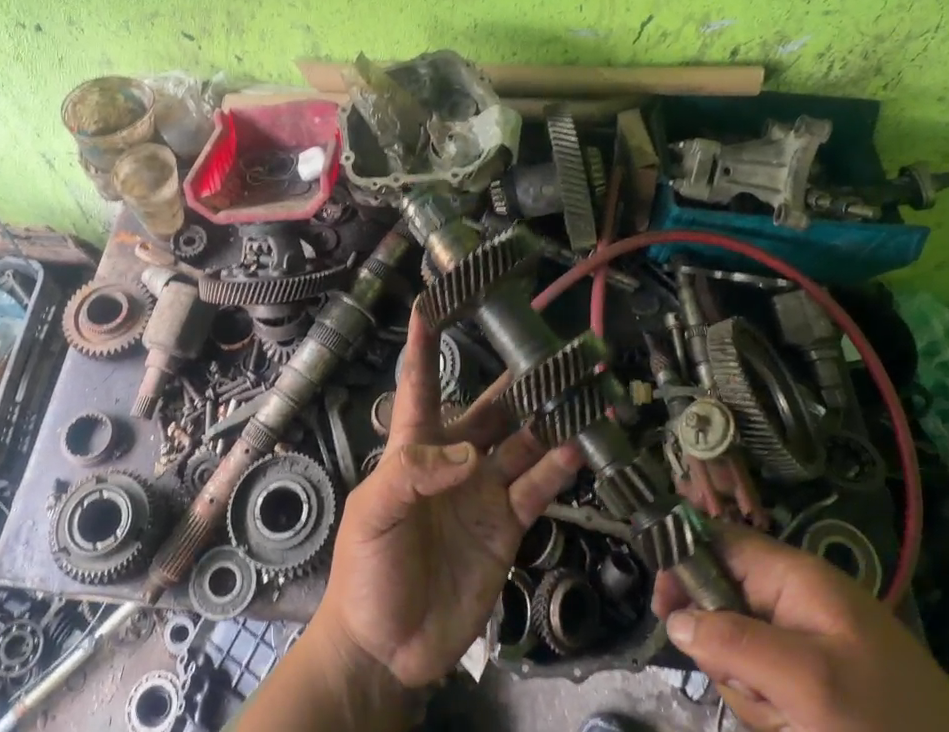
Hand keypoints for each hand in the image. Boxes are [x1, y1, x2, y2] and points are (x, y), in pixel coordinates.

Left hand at [312, 312, 582, 687]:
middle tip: (554, 349)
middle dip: (519, 382)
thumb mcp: (373, 514)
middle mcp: (453, 462)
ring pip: (522, 444)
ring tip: (583, 391)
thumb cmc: (366, 571)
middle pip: (490, 410)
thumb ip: (413, 473)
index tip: (433, 301)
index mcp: (412, 449)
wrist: (389, 646)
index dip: (425, 346)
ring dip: (550, 419)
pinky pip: (536, 488)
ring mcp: (483, 493)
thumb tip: (469, 455)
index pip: (419, 386)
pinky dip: (557, 468)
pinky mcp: (506, 527)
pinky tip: (578, 447)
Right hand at [655, 527, 948, 731]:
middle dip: (725, 652)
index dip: (682, 562)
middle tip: (759, 689)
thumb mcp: (808, 681)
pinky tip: (795, 726)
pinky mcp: (812, 679)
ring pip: (735, 651)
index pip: (719, 540)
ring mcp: (805, 642)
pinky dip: (768, 709)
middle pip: (719, 603)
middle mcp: (796, 600)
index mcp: (797, 577)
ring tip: (788, 719)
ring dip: (749, 690)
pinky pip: (762, 682)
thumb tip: (675, 618)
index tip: (666, 610)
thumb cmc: (888, 720)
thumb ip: (735, 643)